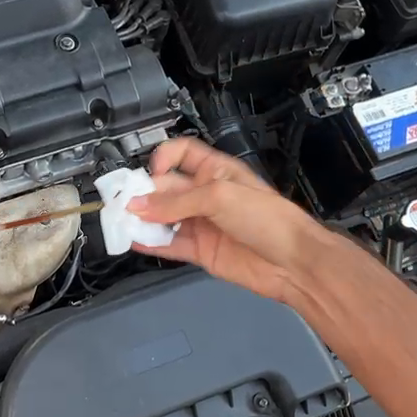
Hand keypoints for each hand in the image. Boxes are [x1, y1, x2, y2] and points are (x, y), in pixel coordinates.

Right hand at [127, 138, 340, 304]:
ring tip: (124, 224)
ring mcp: (202, 223)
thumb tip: (139, 206)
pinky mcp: (200, 250)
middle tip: (125, 204)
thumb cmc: (268, 218)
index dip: (164, 157)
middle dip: (144, 194)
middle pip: (165, 188)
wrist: (292, 262)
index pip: (182, 154)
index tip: (149, 171)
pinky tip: (135, 242)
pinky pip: (169, 245)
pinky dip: (151, 244)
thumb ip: (176, 202)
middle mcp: (206, 194)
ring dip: (143, 221)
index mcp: (215, 171)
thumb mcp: (219, 196)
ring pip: (163, 218)